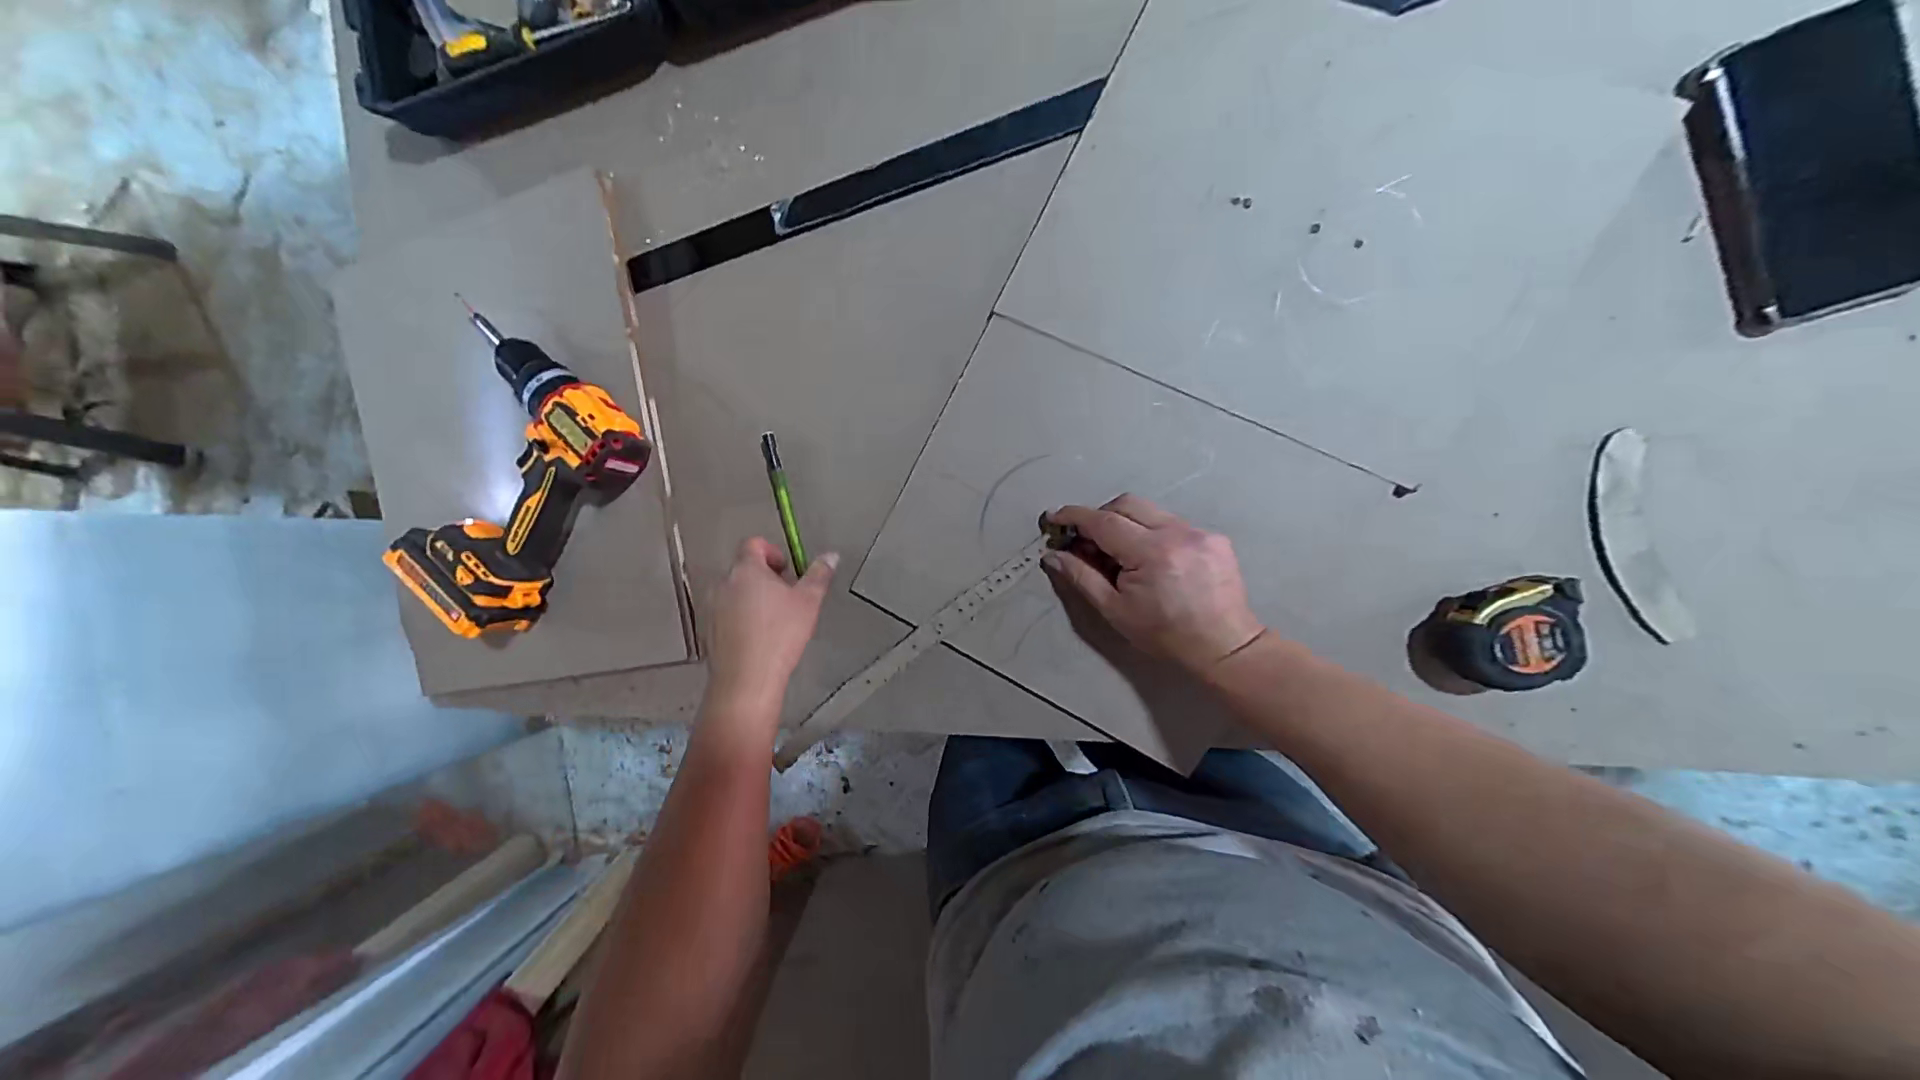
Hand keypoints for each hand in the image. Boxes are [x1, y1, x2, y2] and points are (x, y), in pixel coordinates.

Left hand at [706, 538, 836, 713]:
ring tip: (776, 621)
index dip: (773, 552)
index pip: (754, 544)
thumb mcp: (808, 602)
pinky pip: (728, 614)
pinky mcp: (709, 630)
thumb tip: (830, 556)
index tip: (788, 572)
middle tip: (788, 598)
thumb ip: (819, 574)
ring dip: (755, 598)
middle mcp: (723, 583)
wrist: (747, 679)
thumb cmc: (779, 634)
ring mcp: (712, 607)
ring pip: (736, 592)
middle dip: (768, 578)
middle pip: (746, 568)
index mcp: (746, 570)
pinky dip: (743, 618)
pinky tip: (760, 639)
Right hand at [1042, 494, 1265, 675]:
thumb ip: (1082, 577)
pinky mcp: (1214, 537)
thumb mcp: (1115, 610)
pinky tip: (1153, 562)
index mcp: (1152, 552)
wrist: (1224, 646)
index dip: (1075, 517)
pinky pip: (1172, 523)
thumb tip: (1052, 555)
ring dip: (1128, 525)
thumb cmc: (1165, 635)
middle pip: (1126, 504)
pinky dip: (1153, 534)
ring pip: (1150, 511)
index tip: (1054, 518)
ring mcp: (1200, 532)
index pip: (1104, 522)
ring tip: (1122, 556)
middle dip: (1101, 517)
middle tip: (1088, 544)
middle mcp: (1178, 533)